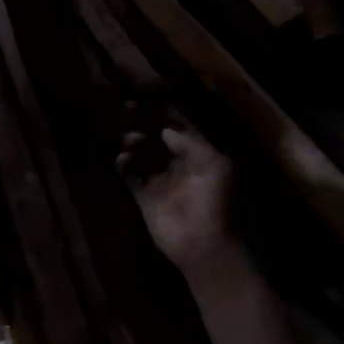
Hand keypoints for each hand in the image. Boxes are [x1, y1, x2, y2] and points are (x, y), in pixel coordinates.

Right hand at [117, 122, 236, 272]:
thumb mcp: (215, 163)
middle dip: (145, 121)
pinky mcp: (145, 198)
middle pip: (159, 137)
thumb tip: (166, 130)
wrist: (209, 245)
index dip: (166, 112)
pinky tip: (123, 158)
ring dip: (135, 142)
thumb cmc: (219, 201)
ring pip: (143, 153)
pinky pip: (131, 175)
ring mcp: (163, 181)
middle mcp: (181, 165)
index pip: (181, 127)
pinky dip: (125, 164)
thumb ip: (190, 142)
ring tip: (131, 139)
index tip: (150, 97)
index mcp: (203, 155)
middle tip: (129, 107)